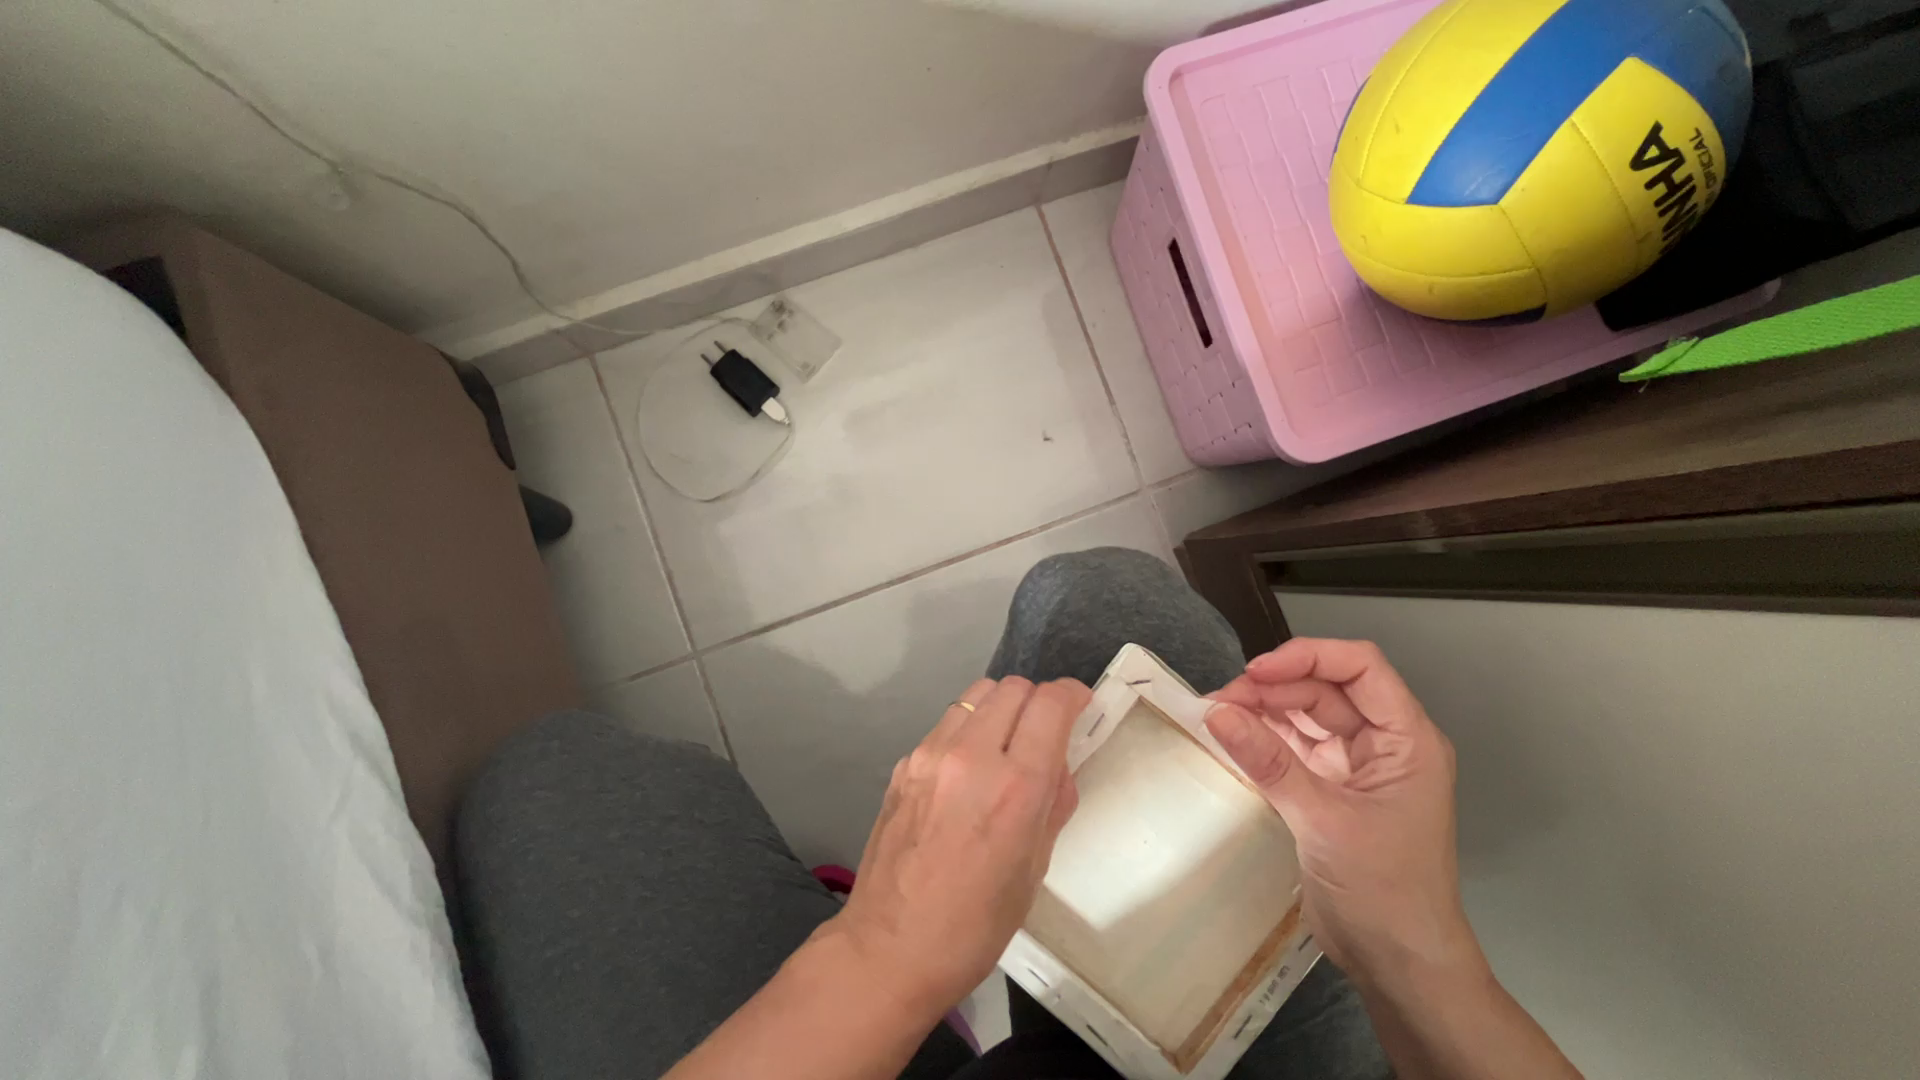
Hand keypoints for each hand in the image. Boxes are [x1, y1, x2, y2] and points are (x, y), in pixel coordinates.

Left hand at [825, 676, 1088, 1016]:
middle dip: (1038, 701)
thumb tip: (1057, 767)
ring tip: (1004, 749)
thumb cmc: (974, 926)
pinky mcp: (903, 765)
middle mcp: (970, 756)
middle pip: (1013, 688)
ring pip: (976, 696)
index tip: (1080, 707)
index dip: (1072, 696)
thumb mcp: (1034, 870)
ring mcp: (929, 756)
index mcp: (1015, 787)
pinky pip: (947, 725)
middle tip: (1044, 734)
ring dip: (1000, 709)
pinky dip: (968, 731)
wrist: (888, 949)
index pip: (1050, 704)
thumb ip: (1053, 805)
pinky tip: (967, 773)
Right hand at [1205, 638, 1477, 985]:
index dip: (1307, 657)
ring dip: (1261, 712)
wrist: (1399, 965)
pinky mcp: (1328, 792)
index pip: (1360, 668)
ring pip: (1303, 717)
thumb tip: (1216, 712)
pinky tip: (1229, 739)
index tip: (1254, 673)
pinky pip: (1291, 749)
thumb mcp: (1324, 821)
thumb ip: (1270, 762)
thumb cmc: (1383, 890)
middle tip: (1218, 702)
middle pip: (1324, 690)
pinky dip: (1261, 741)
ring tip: (1215, 716)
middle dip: (1272, 689)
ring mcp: (1353, 768)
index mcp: (1406, 739)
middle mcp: (1382, 744)